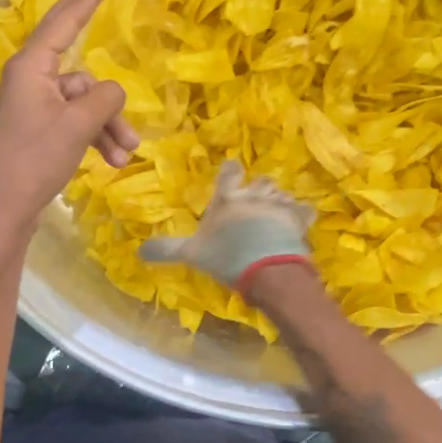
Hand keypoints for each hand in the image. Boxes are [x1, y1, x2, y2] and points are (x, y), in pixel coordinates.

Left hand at [0, 0, 140, 238]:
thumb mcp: (78, 126)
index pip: (63, 20)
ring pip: (83, 106)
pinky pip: (73, 123)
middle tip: (131, 139)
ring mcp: (32, 107)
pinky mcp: (36, 131)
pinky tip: (110, 162)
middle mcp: (29, 80)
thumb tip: (113, 93)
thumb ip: (104, 99)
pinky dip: (93, 139)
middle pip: (83, 79)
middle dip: (110, 108)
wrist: (5, 210)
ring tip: (124, 157)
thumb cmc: (35, 162)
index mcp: (31, 68)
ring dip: (106, 129)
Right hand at [140, 159, 314, 295]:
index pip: (229, 172)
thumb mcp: (191, 254)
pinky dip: (300, 215)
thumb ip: (166, 250)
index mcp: (227, 198)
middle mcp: (254, 195)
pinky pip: (303, 210)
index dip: (230, 171)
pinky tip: (297, 222)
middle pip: (261, 180)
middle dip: (258, 188)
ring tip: (273, 215)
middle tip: (253, 202)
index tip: (231, 171)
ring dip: (278, 201)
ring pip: (282, 193)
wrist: (267, 271)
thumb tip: (138, 252)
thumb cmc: (226, 257)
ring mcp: (279, 205)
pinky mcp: (298, 219)